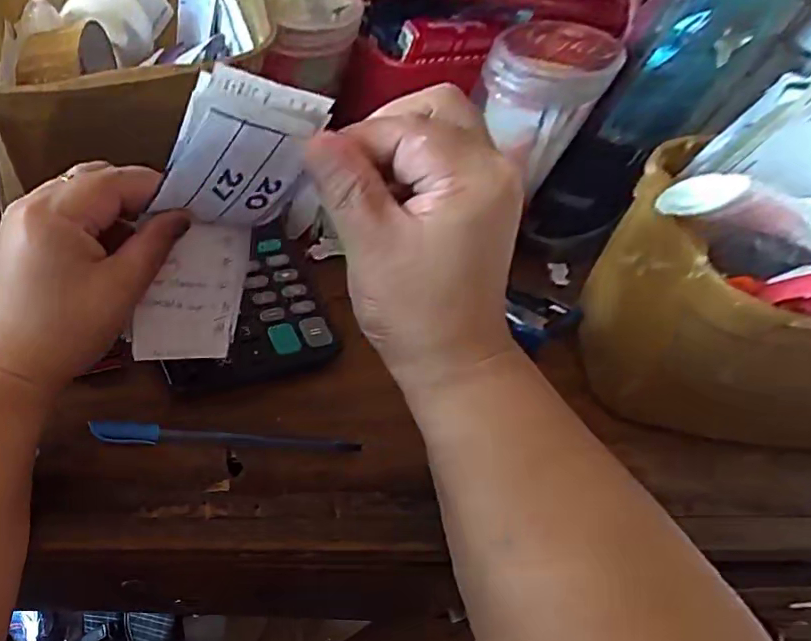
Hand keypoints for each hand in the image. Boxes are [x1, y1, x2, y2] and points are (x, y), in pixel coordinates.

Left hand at [0, 163, 189, 395]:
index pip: (115, 180)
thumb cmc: (66, 335)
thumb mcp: (120, 290)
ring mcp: (20, 219)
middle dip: (132, 200)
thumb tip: (178, 217)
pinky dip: (89, 227)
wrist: (16, 368)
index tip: (183, 209)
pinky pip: (62, 216)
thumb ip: (153, 246)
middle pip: (95, 180)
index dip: (154, 190)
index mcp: (54, 212)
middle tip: (162, 229)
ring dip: (111, 215)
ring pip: (78, 196)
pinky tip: (104, 258)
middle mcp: (31, 204)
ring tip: (133, 250)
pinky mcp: (19, 238)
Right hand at [303, 87, 523, 394]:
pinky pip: (448, 161)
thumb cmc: (412, 313)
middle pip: (435, 108)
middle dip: (383, 132)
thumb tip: (315, 139)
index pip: (405, 125)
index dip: (357, 142)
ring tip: (367, 195)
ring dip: (398, 149)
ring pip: (442, 131)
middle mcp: (493, 164)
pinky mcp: (485, 203)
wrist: (453, 363)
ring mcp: (494, 183)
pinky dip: (415, 169)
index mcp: (470, 172)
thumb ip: (345, 186)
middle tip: (348, 175)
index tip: (323, 173)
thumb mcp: (371, 247)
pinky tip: (391, 205)